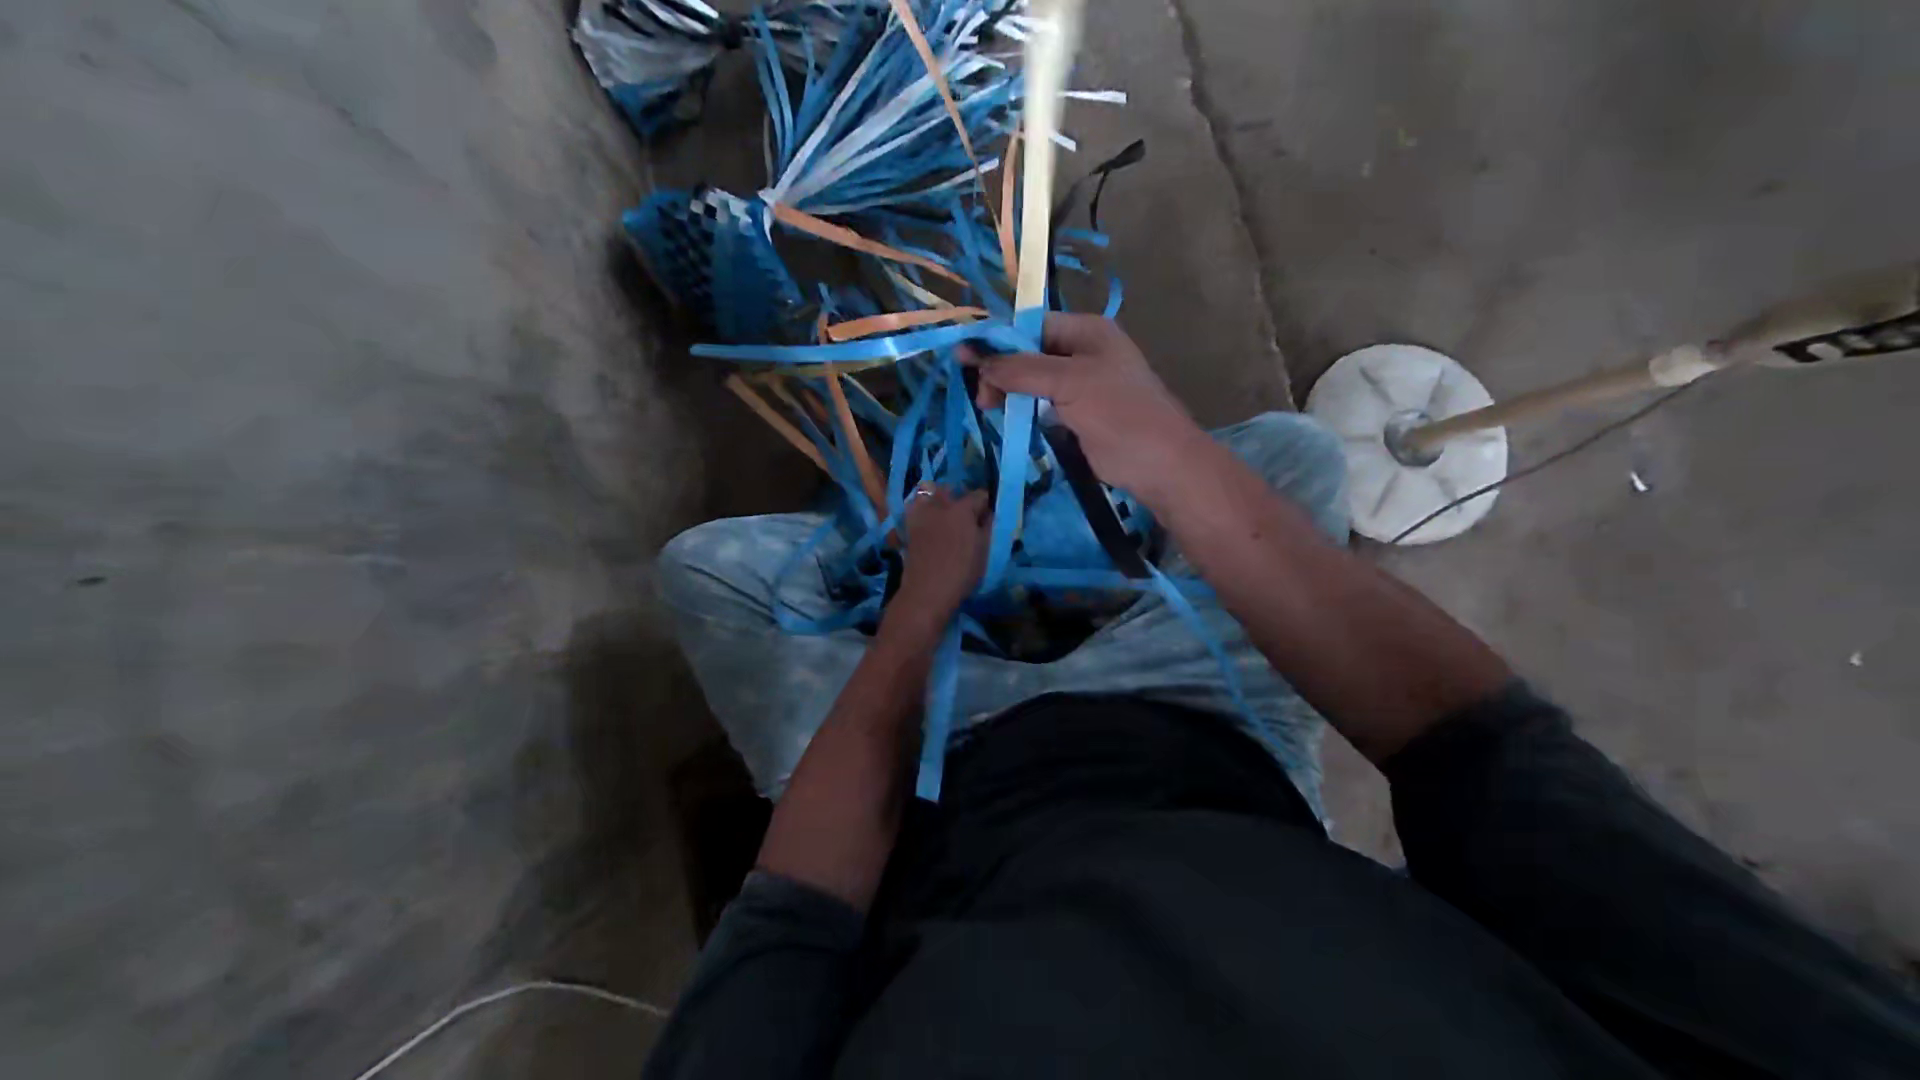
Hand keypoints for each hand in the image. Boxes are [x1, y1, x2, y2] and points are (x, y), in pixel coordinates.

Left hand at [896, 485, 990, 617]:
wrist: (927, 591)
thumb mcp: (985, 550)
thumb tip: (990, 513)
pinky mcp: (909, 526)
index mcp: (962, 509)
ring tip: (946, 515)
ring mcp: (921, 514)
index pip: (980, 495)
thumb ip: (989, 527)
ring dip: (939, 499)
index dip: (987, 505)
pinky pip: (916, 507)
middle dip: (962, 499)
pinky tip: (930, 521)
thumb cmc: (962, 572)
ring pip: (930, 493)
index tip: (989, 518)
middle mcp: (940, 505)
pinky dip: (923, 508)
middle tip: (968, 517)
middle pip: (953, 491)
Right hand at [960, 314, 1210, 506]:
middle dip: (1001, 370)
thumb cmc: (1119, 413)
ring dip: (1009, 392)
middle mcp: (1083, 351)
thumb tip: (979, 361)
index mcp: (1087, 331)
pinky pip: (1041, 404)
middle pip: (1028, 352)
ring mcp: (1081, 384)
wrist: (1160, 463)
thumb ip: (1022, 370)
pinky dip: (1023, 410)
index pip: (1031, 324)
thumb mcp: (1069, 382)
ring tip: (990, 409)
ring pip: (1032, 381)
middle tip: (982, 398)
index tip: (965, 359)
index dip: (998, 340)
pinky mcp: (1077, 413)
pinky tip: (1008, 418)